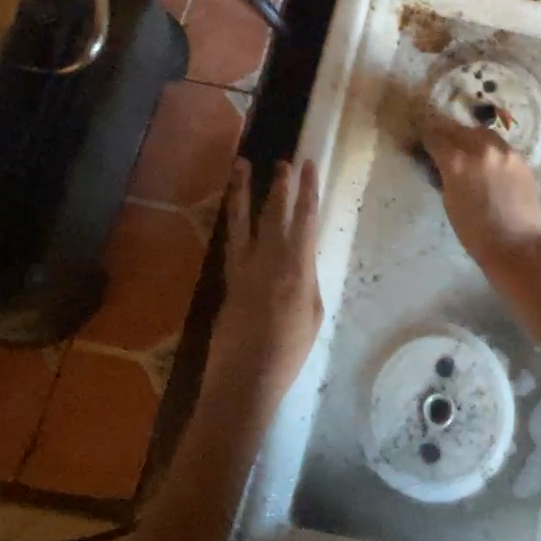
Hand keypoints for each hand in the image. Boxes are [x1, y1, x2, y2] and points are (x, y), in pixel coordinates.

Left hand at [205, 158, 323, 411]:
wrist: (244, 379)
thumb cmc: (288, 353)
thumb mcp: (313, 315)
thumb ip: (308, 281)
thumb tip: (303, 261)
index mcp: (296, 270)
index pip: (305, 220)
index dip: (308, 190)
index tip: (309, 165)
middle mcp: (268, 261)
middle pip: (274, 214)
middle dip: (280, 185)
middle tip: (283, 161)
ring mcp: (243, 268)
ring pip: (243, 221)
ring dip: (243, 191)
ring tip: (241, 166)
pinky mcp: (228, 279)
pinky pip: (232, 241)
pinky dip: (234, 220)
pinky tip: (234, 210)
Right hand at [421, 114, 540, 270]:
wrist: (517, 245)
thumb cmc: (475, 232)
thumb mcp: (449, 201)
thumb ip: (444, 175)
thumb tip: (440, 163)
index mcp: (457, 161)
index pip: (435, 137)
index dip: (426, 140)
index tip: (422, 143)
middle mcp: (481, 148)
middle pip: (458, 129)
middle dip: (447, 136)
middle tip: (442, 145)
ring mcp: (504, 151)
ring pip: (481, 133)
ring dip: (469, 138)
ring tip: (466, 150)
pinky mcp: (520, 159)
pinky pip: (499, 145)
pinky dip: (489, 148)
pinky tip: (487, 162)